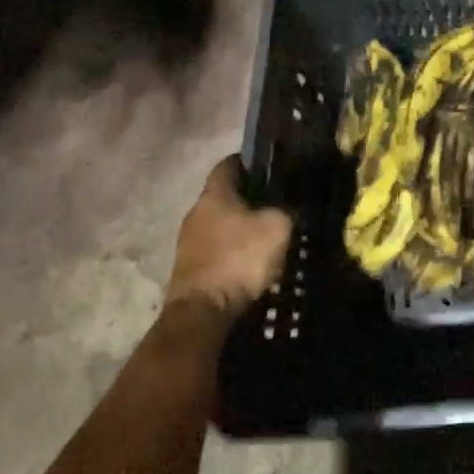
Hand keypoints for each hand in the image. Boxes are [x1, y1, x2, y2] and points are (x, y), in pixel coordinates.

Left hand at [166, 156, 293, 316]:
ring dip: (241, 225)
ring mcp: (188, 242)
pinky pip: (216, 247)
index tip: (272, 166)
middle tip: (277, 202)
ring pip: (220, 222)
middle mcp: (196, 212)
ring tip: (267, 233)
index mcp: (214, 194)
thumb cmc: (239, 259)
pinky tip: (251, 259)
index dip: (250, 160)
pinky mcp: (189, 268)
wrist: (202, 313)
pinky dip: (233, 248)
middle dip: (249, 196)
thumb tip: (285, 208)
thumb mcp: (278, 227)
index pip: (229, 163)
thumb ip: (284, 209)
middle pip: (224, 195)